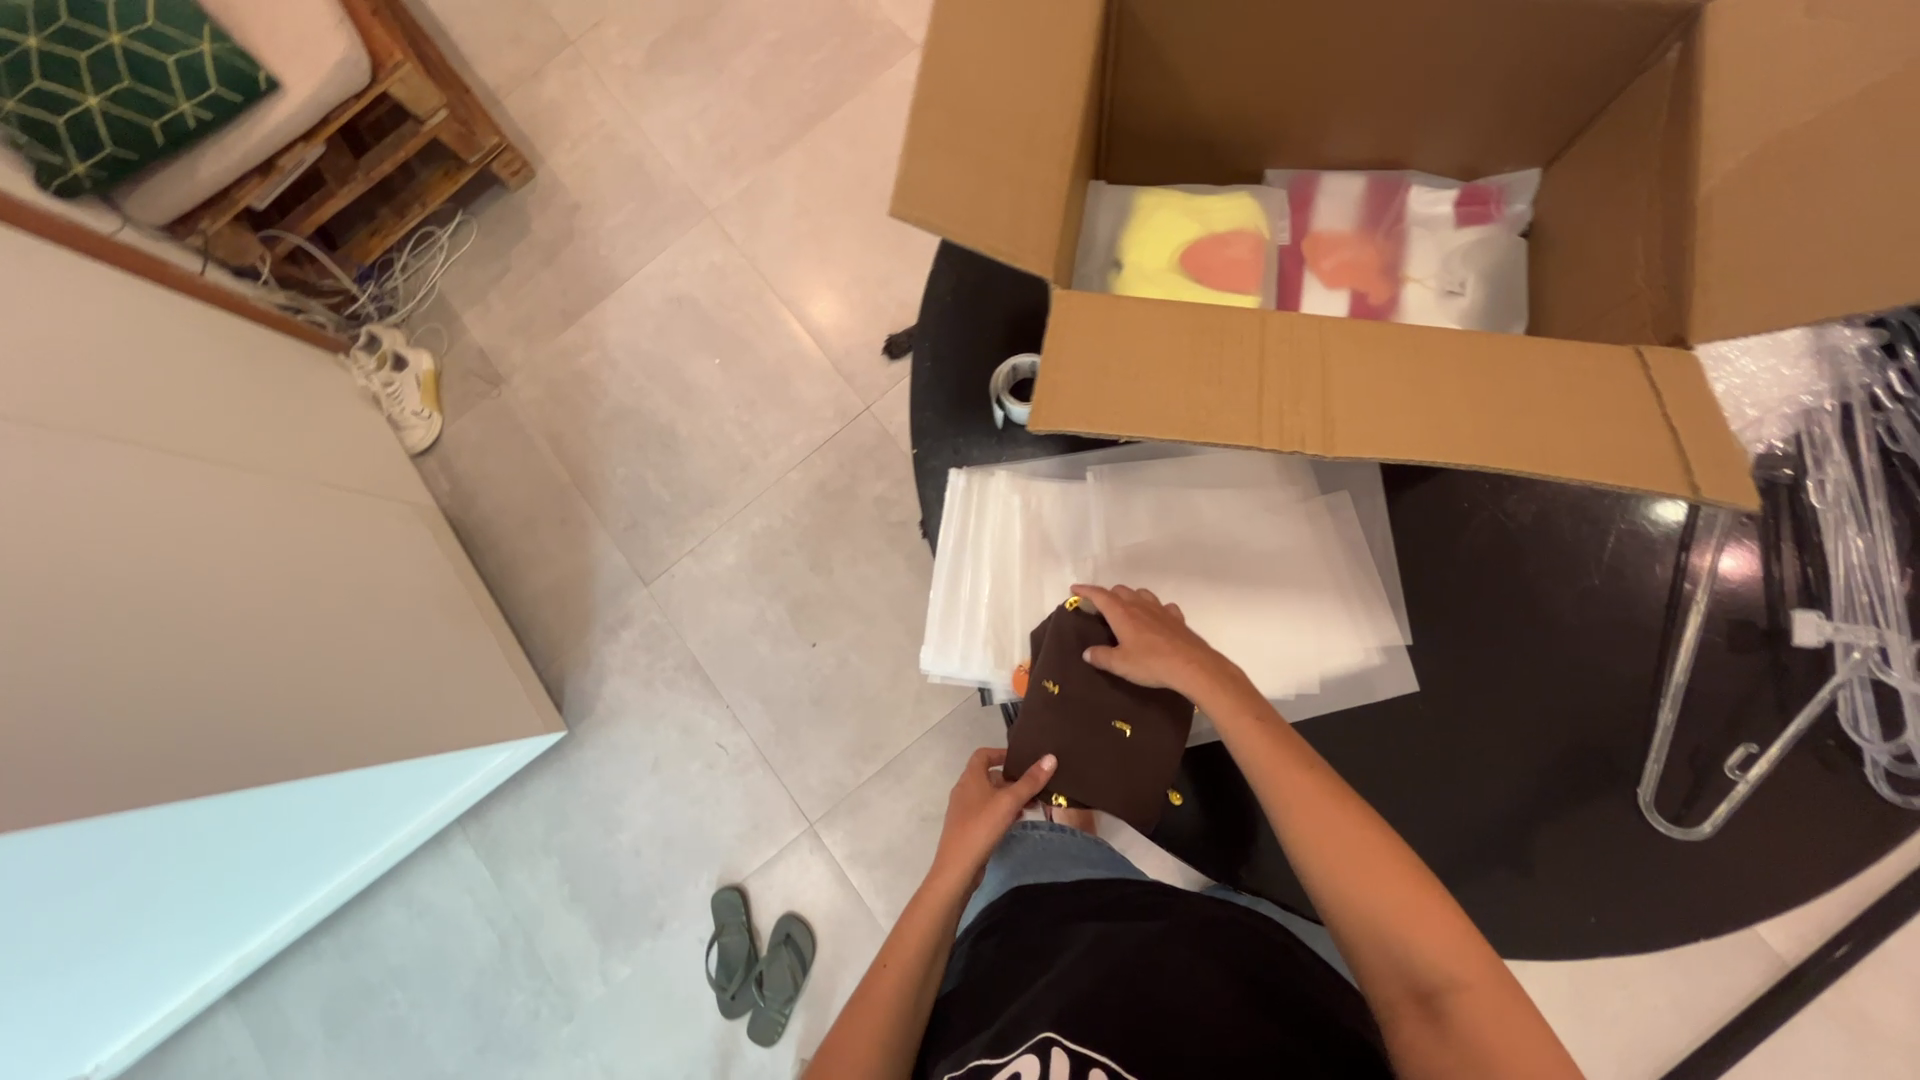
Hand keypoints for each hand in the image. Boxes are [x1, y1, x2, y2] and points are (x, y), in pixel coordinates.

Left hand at [926, 748, 1056, 894]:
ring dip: (1010, 798)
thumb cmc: (982, 827)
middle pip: (989, 776)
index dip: (1001, 753)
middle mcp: (965, 789)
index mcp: (970, 777)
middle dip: (1012, 780)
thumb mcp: (1009, 801)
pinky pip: (987, 812)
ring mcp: (964, 810)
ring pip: (990, 796)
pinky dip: (1002, 812)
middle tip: (1035, 786)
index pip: (983, 754)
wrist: (958, 867)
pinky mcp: (968, 827)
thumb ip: (1030, 781)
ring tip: (1032, 805)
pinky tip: (1017, 821)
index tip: (1022, 759)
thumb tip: (1050, 757)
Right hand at [1072, 583, 1237, 696]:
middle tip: (1100, 607)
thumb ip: (1101, 657)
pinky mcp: (1176, 618)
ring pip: (1142, 594)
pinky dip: (1155, 609)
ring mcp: (1160, 610)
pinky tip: (1156, 619)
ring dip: (1131, 597)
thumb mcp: (1120, 664)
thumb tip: (1087, 653)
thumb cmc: (1151, 663)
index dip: (1086, 591)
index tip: (1075, 589)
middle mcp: (1140, 606)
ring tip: (1127, 609)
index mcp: (1122, 613)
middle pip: (1120, 590)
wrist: (1191, 665)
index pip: (1100, 595)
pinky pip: (1163, 607)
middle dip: (1108, 594)